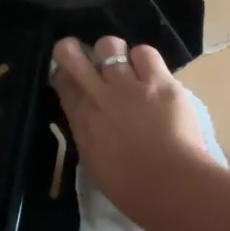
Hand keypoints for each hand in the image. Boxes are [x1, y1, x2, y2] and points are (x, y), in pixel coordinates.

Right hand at [51, 36, 216, 214]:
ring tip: (124, 66)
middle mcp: (98, 94)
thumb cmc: (127, 185)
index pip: (61, 81)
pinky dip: (143, 60)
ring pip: (110, 45)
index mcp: (80, 118)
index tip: (68, 76)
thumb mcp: (92, 159)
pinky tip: (149, 72)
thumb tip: (87, 118)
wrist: (168, 183)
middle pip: (72, 54)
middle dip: (72, 49)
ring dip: (114, 54)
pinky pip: (145, 53)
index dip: (62, 73)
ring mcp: (129, 85)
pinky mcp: (160, 81)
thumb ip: (87, 131)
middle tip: (81, 54)